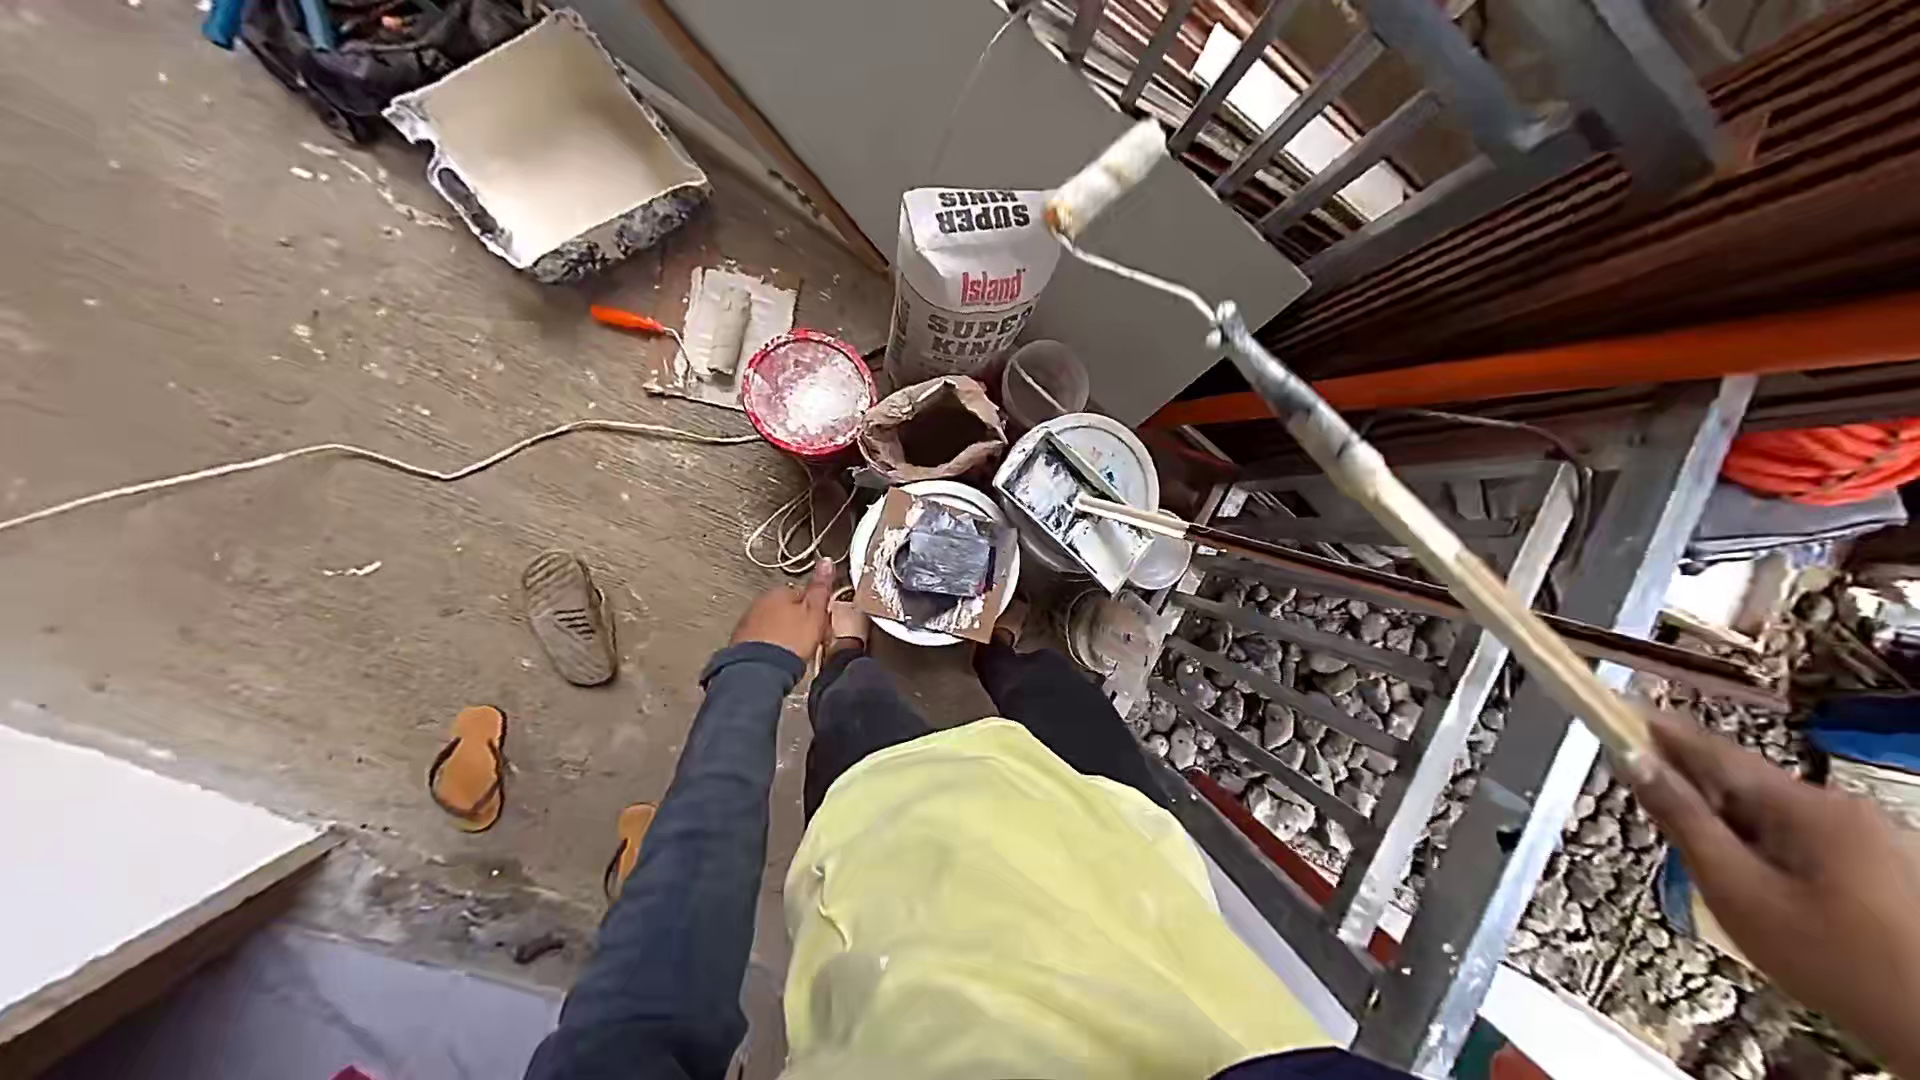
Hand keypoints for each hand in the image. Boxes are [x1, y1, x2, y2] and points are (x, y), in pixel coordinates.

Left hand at [730, 559, 833, 662]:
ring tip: (796, 652)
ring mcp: (749, 623)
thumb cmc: (789, 642)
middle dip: (800, 623)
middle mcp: (760, 603)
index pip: (805, 594)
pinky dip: (772, 648)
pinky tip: (780, 659)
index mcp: (780, 591)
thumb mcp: (815, 612)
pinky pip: (764, 641)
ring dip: (786, 636)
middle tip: (812, 639)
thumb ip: (821, 587)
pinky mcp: (743, 643)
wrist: (760, 671)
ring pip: (775, 626)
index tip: (823, 624)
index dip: (818, 611)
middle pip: (788, 609)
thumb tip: (826, 562)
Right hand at [1630, 713, 1919, 1075]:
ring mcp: (1871, 837)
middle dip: (1688, 793)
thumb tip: (1631, 758)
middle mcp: (1843, 809)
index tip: (1609, 706)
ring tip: (1712, 870)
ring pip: (1762, 811)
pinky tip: (1758, 884)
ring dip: (1723, 825)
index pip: (1709, 749)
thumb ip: (1679, 817)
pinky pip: (1795, 835)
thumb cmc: (1833, 960)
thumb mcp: (1735, 887)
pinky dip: (1757, 845)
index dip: (1653, 727)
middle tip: (1653, 820)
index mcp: (1807, 807)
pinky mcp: (1882, 863)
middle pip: (1736, 781)